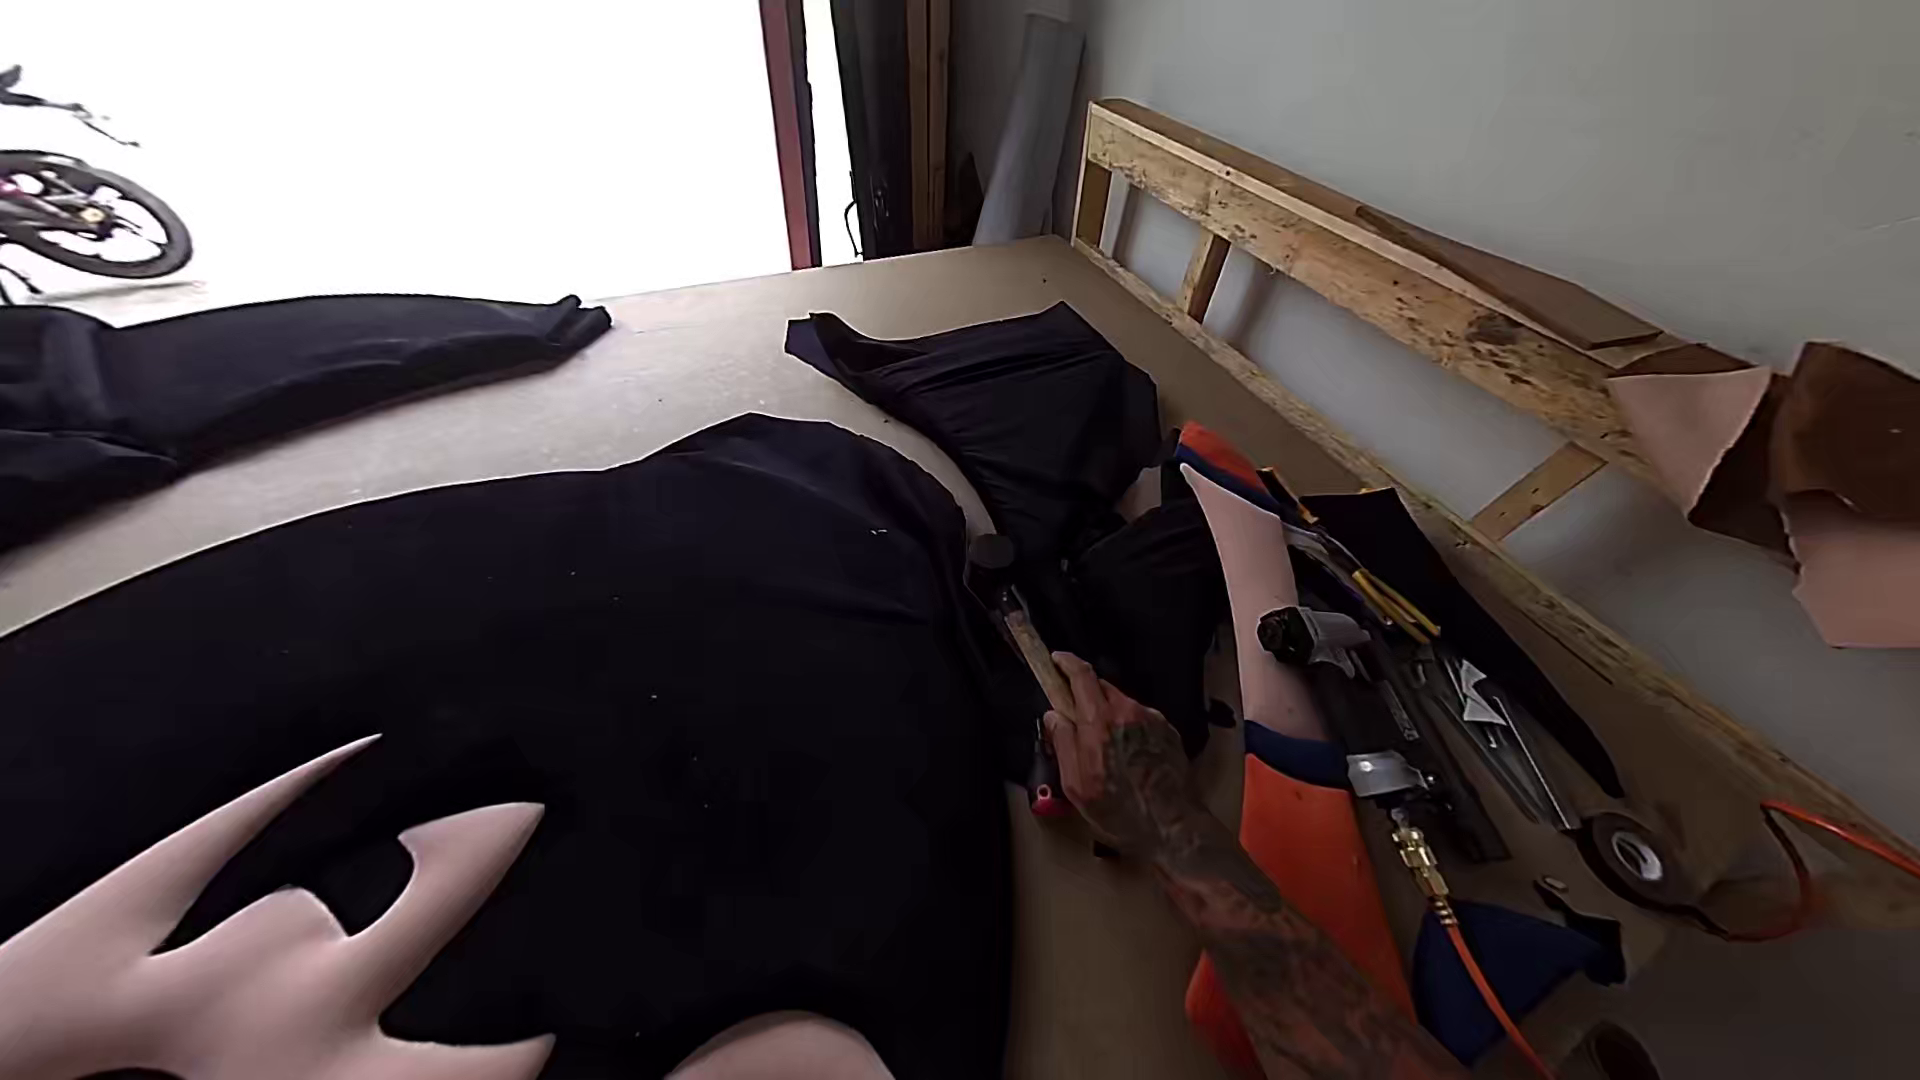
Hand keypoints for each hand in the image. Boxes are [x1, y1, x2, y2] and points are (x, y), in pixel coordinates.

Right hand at [1042, 652, 1208, 858]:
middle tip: (1075, 713)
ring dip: (1107, 711)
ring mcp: (1151, 719)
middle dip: (1085, 692)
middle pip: (1101, 685)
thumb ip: (1062, 743)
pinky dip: (1128, 724)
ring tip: (1104, 742)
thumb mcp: (1076, 784)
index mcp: (1100, 722)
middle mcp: (1127, 711)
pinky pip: (1140, 715)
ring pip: (1121, 701)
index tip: (1056, 660)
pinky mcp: (1168, 730)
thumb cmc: (1120, 811)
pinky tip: (1127, 751)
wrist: (1173, 828)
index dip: (1066, 662)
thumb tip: (1054, 716)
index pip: (1082, 675)